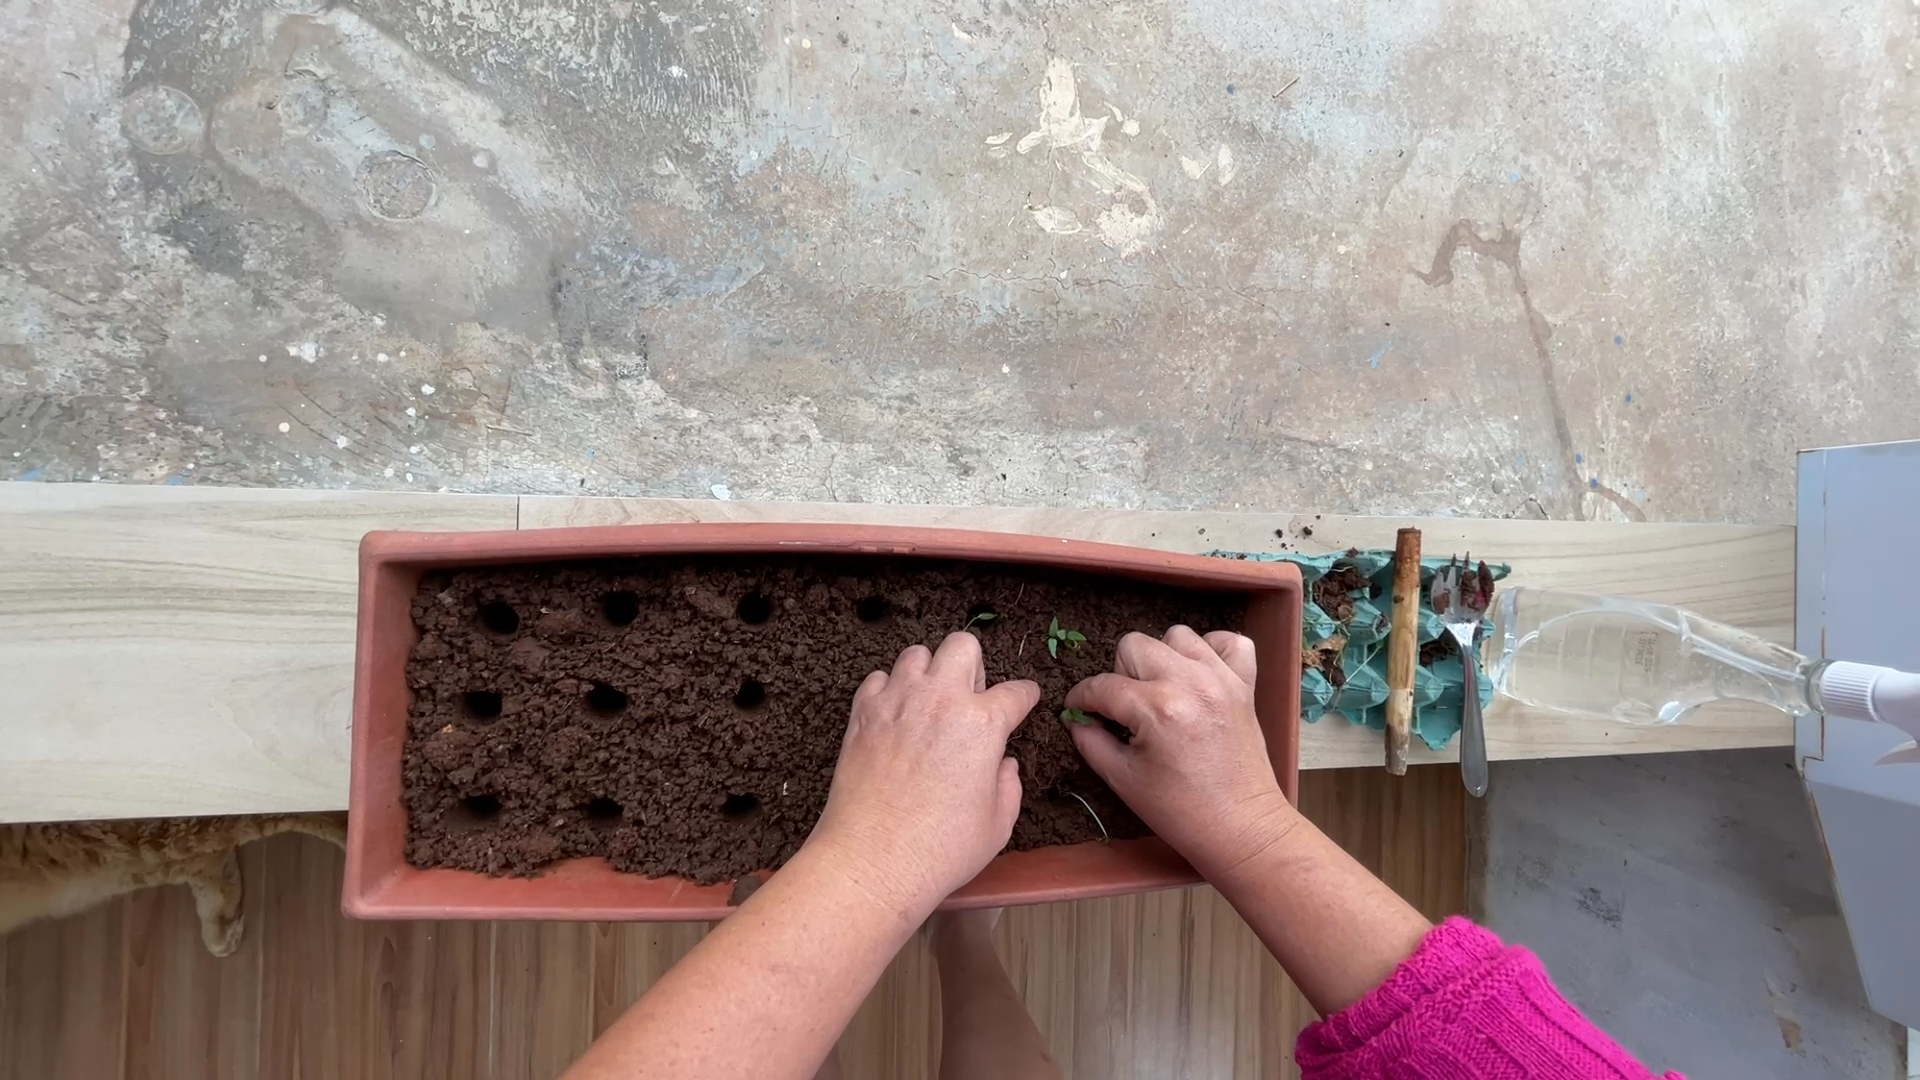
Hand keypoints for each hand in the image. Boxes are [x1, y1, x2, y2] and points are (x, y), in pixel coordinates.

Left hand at [810, 632, 1039, 913]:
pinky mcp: (863, 712)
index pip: (1016, 692)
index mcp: (983, 723)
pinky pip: (878, 678)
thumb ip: (1009, 785)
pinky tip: (893, 717)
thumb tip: (1003, 764)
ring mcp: (898, 700)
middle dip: (973, 665)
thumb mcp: (998, 824)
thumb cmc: (941, 849)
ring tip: (926, 703)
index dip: (1025, 695)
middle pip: (962, 645)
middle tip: (969, 699)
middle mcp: (941, 699)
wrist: (872, 861)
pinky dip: (889, 691)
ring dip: (927, 673)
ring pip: (916, 653)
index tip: (1024, 698)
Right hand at [1064, 625, 1294, 878]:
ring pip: (1176, 635)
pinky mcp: (1244, 683)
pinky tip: (1199, 676)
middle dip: (1120, 675)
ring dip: (1161, 658)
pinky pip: (1229, 641)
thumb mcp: (1122, 779)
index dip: (1081, 698)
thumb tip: (1075, 716)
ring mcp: (1220, 678)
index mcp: (1156, 708)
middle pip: (1134, 646)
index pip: (1102, 686)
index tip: (1078, 709)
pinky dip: (1210, 651)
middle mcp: (1189, 682)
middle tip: (1127, 708)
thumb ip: (1090, 740)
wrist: (1243, 830)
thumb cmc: (1179, 811)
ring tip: (1162, 690)